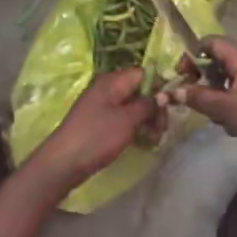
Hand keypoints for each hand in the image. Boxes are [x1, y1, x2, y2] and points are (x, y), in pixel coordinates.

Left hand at [26, 68, 159, 181]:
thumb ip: (147, 104)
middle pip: (139, 91)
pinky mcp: (100, 123)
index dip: (160, 87)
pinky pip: (123, 119)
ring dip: (147, 120)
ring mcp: (102, 107)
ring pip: (133, 107)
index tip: (172, 106)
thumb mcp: (126, 120)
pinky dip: (135, 128)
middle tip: (162, 128)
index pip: (143, 74)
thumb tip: (162, 94)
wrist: (64, 162)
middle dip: (155, 108)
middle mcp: (107, 89)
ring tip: (155, 138)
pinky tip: (144, 142)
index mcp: (112, 81)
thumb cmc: (96, 136)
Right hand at [168, 38, 236, 156]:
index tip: (181, 75)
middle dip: (201, 75)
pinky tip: (226, 121)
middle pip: (217, 59)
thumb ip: (198, 97)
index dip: (192, 54)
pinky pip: (236, 90)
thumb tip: (173, 91)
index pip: (211, 42)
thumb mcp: (225, 109)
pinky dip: (226, 101)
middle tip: (190, 94)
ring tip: (209, 112)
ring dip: (213, 91)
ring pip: (226, 77)